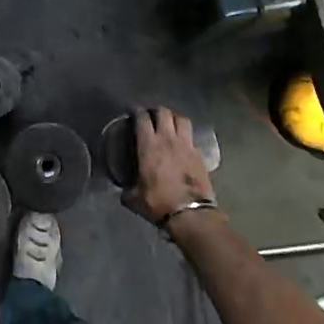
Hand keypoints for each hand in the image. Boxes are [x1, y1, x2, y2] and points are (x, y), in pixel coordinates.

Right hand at [127, 107, 215, 223]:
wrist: (191, 213)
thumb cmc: (158, 203)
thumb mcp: (134, 199)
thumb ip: (127, 190)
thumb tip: (124, 190)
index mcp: (149, 146)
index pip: (142, 119)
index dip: (137, 111)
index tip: (133, 111)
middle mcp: (168, 139)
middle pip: (164, 113)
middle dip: (156, 111)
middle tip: (151, 115)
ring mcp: (187, 145)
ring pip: (182, 120)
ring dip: (175, 118)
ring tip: (170, 123)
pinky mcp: (200, 155)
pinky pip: (193, 137)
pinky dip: (187, 136)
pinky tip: (184, 143)